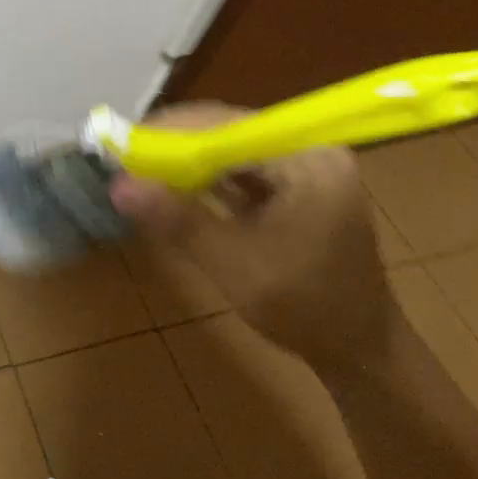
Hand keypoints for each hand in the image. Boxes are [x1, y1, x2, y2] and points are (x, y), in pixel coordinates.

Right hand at [109, 104, 395, 369]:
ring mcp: (304, 167)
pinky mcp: (295, 185)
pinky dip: (205, 175)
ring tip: (138, 169)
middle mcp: (310, 151)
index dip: (170, 133)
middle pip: (229, 130)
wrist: (359, 351)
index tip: (121, 146)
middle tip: (123, 159)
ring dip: (186, 159)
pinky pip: (241, 167)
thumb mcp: (234, 266)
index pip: (229, 128)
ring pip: (231, 147)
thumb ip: (178, 220)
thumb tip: (117, 186)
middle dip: (174, 144)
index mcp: (309, 161)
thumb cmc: (304, 309)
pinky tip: (172, 186)